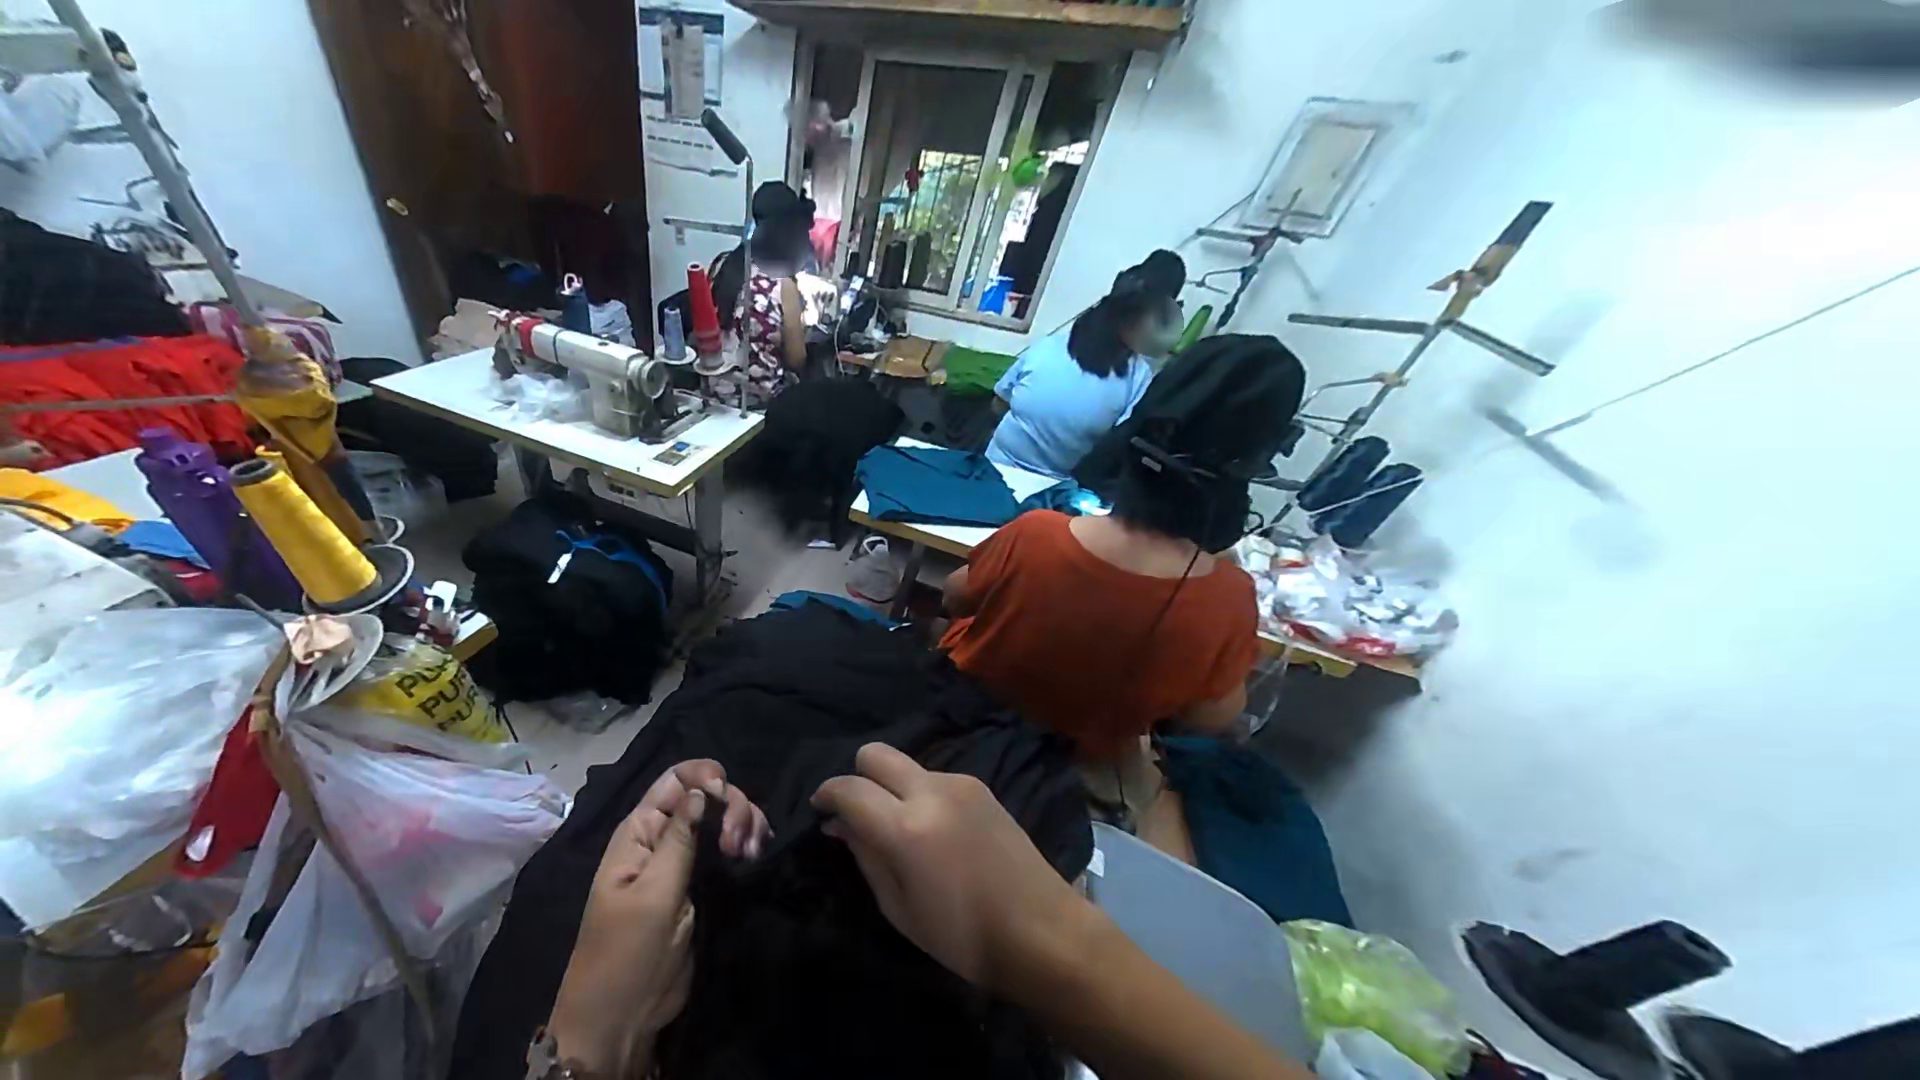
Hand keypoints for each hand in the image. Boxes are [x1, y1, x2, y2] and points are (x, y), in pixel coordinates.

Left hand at [547, 761, 770, 1075]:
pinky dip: (751, 842)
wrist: (623, 1016)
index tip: (724, 793)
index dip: (704, 774)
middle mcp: (666, 836)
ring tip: (748, 854)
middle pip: (710, 794)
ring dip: (746, 825)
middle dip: (732, 807)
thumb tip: (702, 789)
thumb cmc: (625, 951)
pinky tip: (754, 857)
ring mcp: (688, 859)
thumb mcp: (652, 893)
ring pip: (728, 817)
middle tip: (736, 844)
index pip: (676, 778)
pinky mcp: (707, 881)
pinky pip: (735, 844)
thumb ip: (679, 838)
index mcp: (641, 831)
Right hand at [811, 743, 1090, 1001]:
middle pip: (876, 752)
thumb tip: (840, 823)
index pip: (850, 788)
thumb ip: (866, 856)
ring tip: (901, 828)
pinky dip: (920, 793)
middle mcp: (932, 791)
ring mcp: (960, 782)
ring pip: (907, 764)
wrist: (1041, 927)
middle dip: (857, 774)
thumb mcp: (899, 908)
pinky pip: (935, 777)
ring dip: (892, 786)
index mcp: (907, 828)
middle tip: (857, 812)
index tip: (821, 809)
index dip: (827, 793)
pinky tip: (933, 829)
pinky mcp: (981, 784)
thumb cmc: (963, 935)